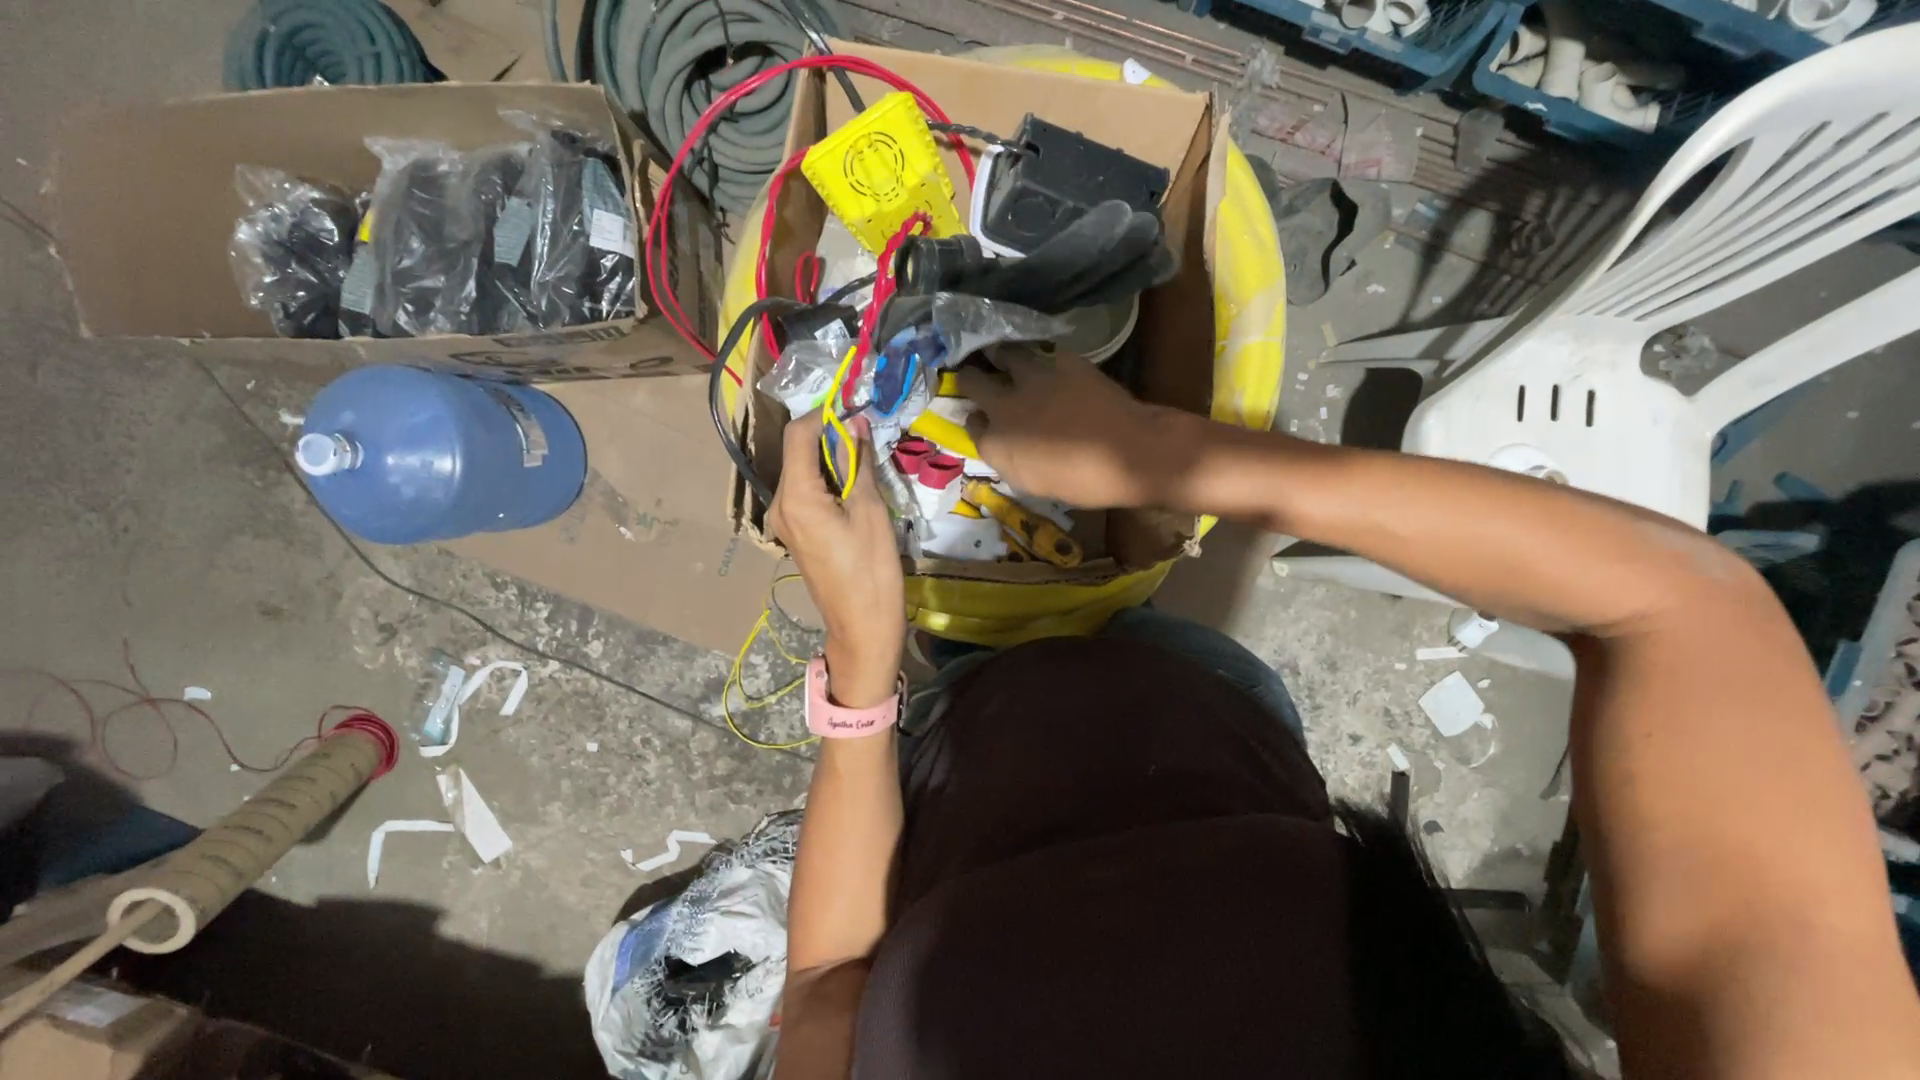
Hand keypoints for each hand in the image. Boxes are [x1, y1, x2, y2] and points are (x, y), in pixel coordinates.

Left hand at [768, 410, 905, 708]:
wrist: (862, 625)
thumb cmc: (870, 569)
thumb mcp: (869, 510)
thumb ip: (857, 462)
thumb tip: (855, 422)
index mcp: (795, 496)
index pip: (799, 433)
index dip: (824, 414)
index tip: (855, 407)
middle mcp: (780, 504)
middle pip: (798, 451)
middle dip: (829, 435)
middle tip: (867, 430)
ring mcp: (785, 520)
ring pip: (803, 471)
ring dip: (830, 457)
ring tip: (866, 456)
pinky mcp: (795, 532)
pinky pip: (807, 492)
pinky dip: (827, 479)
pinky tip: (854, 482)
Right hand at [955, 346, 1197, 507]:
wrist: (1129, 453)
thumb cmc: (1083, 483)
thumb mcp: (1034, 483)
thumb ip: (1012, 459)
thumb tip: (1004, 445)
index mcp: (996, 443)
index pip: (971, 424)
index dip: (976, 420)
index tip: (982, 419)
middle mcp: (1006, 406)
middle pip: (973, 382)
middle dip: (970, 379)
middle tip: (974, 376)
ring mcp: (1035, 379)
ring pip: (1007, 355)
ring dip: (1002, 356)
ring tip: (1003, 354)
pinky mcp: (1066, 363)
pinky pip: (1047, 355)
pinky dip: (1045, 360)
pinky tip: (1052, 364)